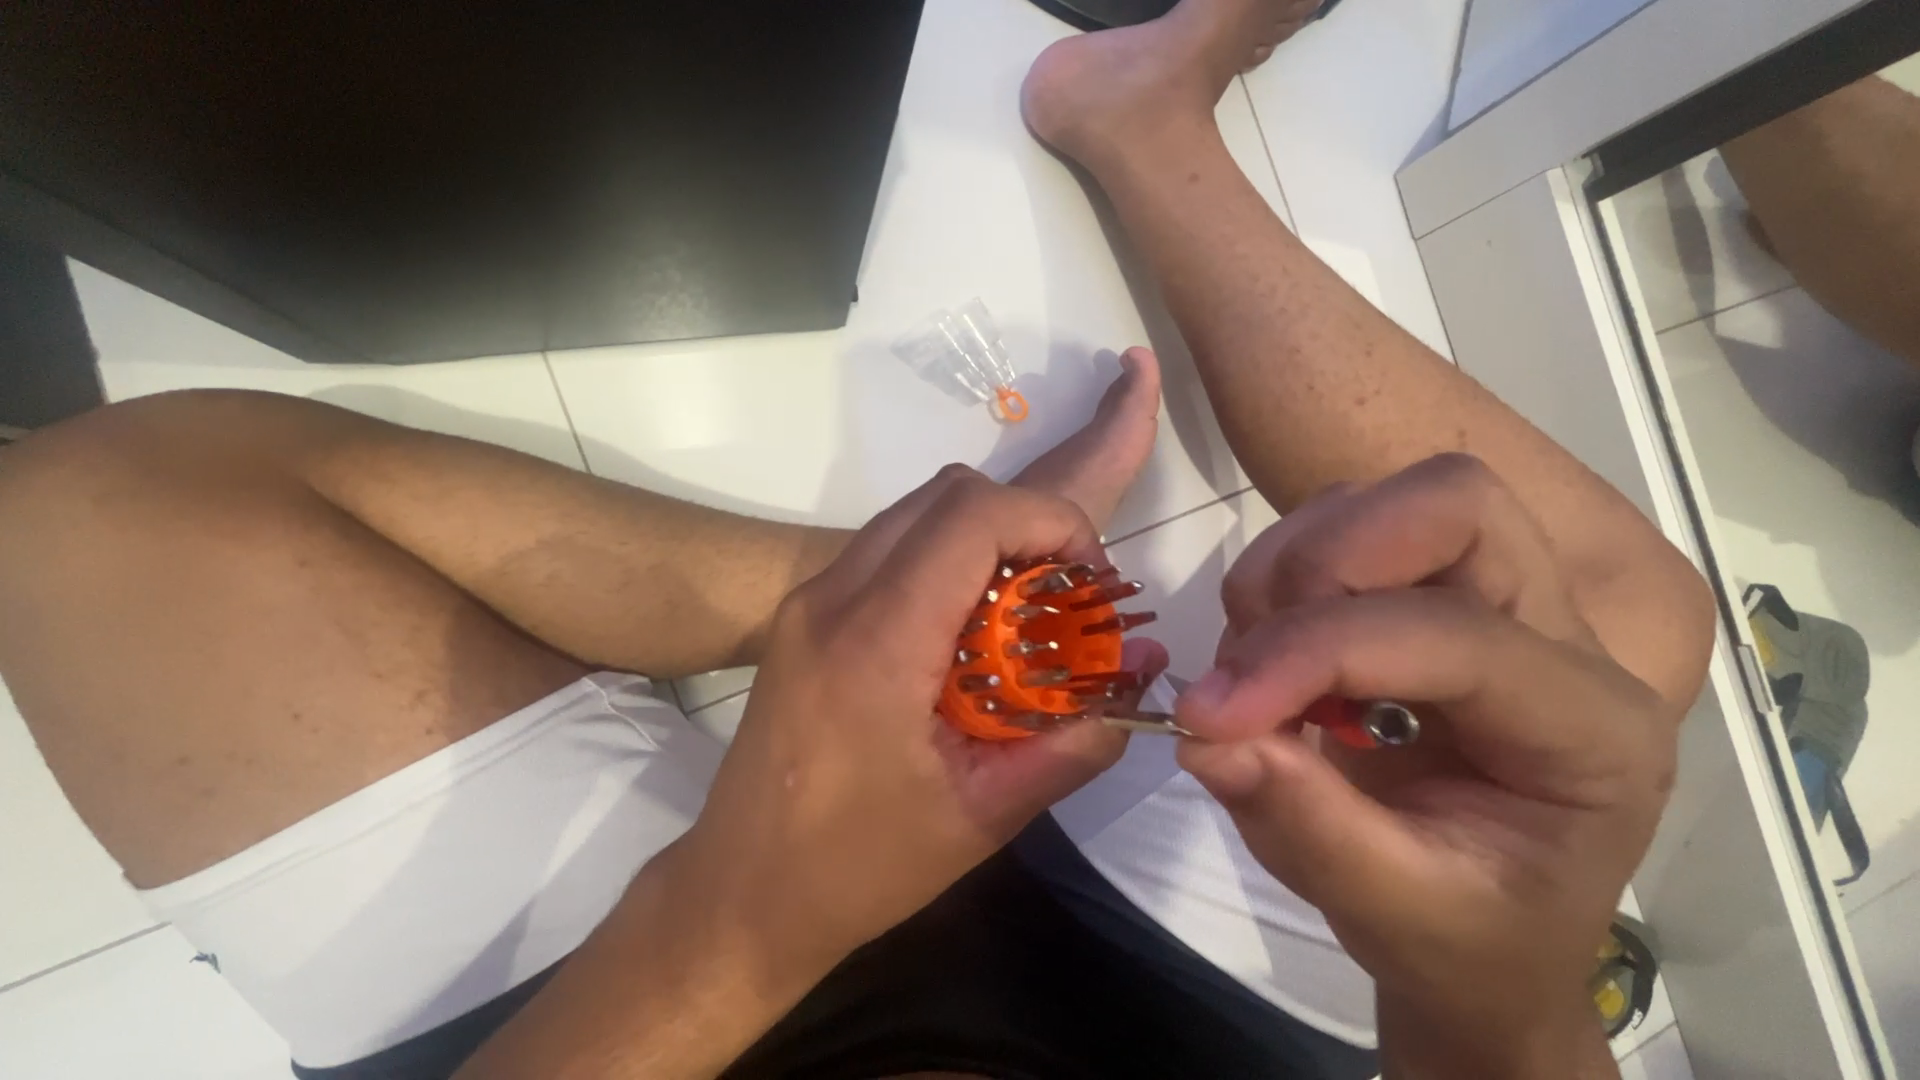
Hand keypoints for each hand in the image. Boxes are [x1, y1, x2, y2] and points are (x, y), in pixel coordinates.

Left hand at [674, 466, 1142, 975]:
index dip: (1051, 522)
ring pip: (914, 513)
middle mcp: (833, 597)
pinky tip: (966, 630)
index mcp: (876, 642)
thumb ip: (1072, 742)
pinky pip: (887, 548)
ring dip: (984, 538)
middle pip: (946, 495)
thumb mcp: (983, 816)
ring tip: (1023, 610)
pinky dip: (944, 559)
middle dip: (1026, 523)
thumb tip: (1140, 677)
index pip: (973, 517)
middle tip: (1065, 592)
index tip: (1091, 580)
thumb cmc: (859, 865)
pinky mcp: (801, 614)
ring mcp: (808, 599)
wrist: (743, 891)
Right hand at [1177, 455, 1678, 1075]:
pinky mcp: (1429, 593)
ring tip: (1256, 666)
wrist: (1482, 937)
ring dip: (1291, 566)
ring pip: (1386, 499)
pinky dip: (1281, 573)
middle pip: (1455, 504)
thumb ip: (1305, 823)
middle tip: (1259, 648)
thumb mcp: (1390, 909)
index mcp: (1587, 729)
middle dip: (1330, 558)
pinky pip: (1343, 525)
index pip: (1450, 635)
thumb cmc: (1461, 936)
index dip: (1312, 656)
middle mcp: (1559, 638)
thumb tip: (1206, 736)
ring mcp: (1495, 601)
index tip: (1208, 716)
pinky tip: (1270, 651)